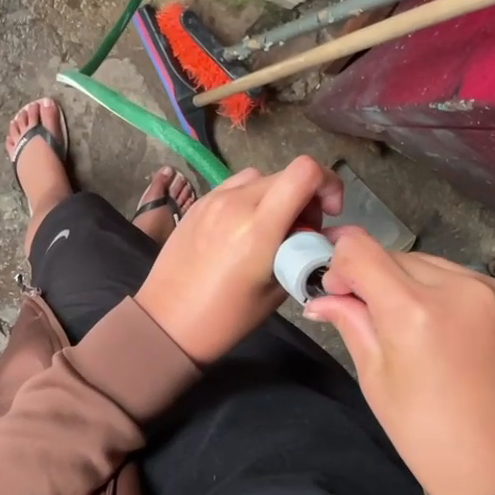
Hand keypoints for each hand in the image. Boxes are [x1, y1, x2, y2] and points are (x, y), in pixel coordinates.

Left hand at [134, 156, 342, 363]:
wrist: (167, 323)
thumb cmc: (226, 318)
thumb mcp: (277, 291)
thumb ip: (301, 253)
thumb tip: (317, 235)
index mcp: (258, 226)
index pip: (305, 171)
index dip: (327, 183)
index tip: (328, 212)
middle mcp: (235, 203)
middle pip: (286, 174)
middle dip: (305, 197)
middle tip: (301, 232)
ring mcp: (212, 199)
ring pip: (260, 177)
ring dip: (276, 196)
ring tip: (271, 230)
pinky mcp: (196, 204)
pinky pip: (234, 188)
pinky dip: (250, 199)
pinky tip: (244, 230)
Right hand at [303, 230, 494, 494]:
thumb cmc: (431, 437)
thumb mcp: (377, 381)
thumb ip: (351, 324)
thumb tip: (320, 299)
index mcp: (415, 311)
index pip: (359, 250)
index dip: (339, 266)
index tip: (337, 294)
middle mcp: (457, 287)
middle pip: (394, 256)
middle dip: (373, 280)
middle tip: (369, 319)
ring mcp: (491, 290)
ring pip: (429, 264)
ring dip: (408, 284)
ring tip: (411, 331)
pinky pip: (461, 279)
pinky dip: (442, 293)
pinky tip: (443, 332)